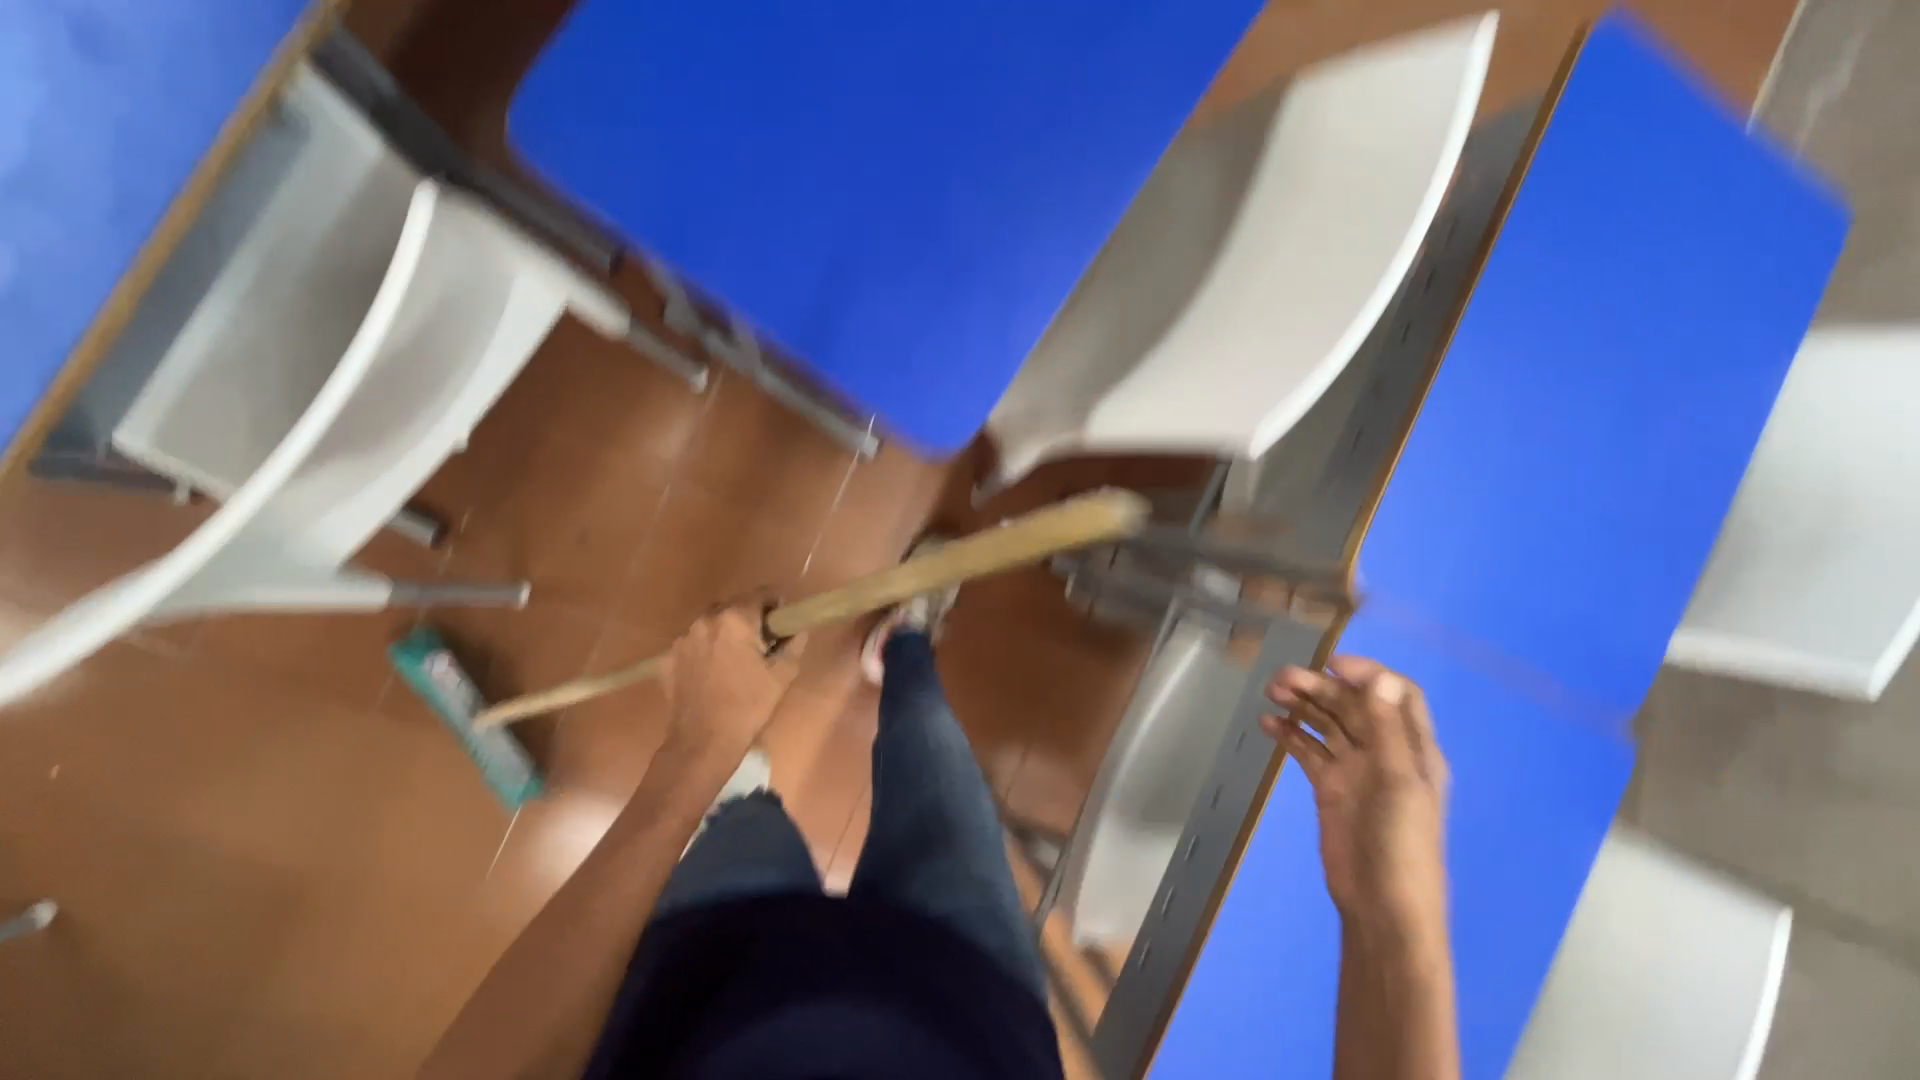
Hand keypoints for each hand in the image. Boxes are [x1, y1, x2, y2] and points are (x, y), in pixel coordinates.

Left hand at [660, 600, 803, 754]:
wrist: (703, 742)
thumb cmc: (749, 706)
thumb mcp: (783, 675)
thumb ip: (794, 644)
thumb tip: (798, 629)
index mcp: (735, 619)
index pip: (762, 594)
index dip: (776, 605)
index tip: (782, 624)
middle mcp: (705, 620)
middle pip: (734, 606)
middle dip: (749, 619)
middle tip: (761, 644)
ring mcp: (682, 639)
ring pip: (711, 625)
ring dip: (725, 634)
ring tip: (735, 661)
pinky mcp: (667, 659)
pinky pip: (693, 645)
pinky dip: (704, 652)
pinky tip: (712, 675)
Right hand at [1263, 657, 1448, 932]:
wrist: (1382, 905)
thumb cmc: (1401, 845)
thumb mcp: (1399, 784)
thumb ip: (1386, 730)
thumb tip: (1379, 676)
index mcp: (1413, 748)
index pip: (1397, 695)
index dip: (1369, 674)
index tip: (1331, 664)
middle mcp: (1384, 752)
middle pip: (1353, 705)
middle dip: (1320, 687)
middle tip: (1281, 679)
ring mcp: (1355, 769)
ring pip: (1327, 724)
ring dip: (1302, 705)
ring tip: (1271, 693)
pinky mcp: (1330, 787)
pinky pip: (1308, 750)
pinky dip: (1290, 734)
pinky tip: (1267, 724)